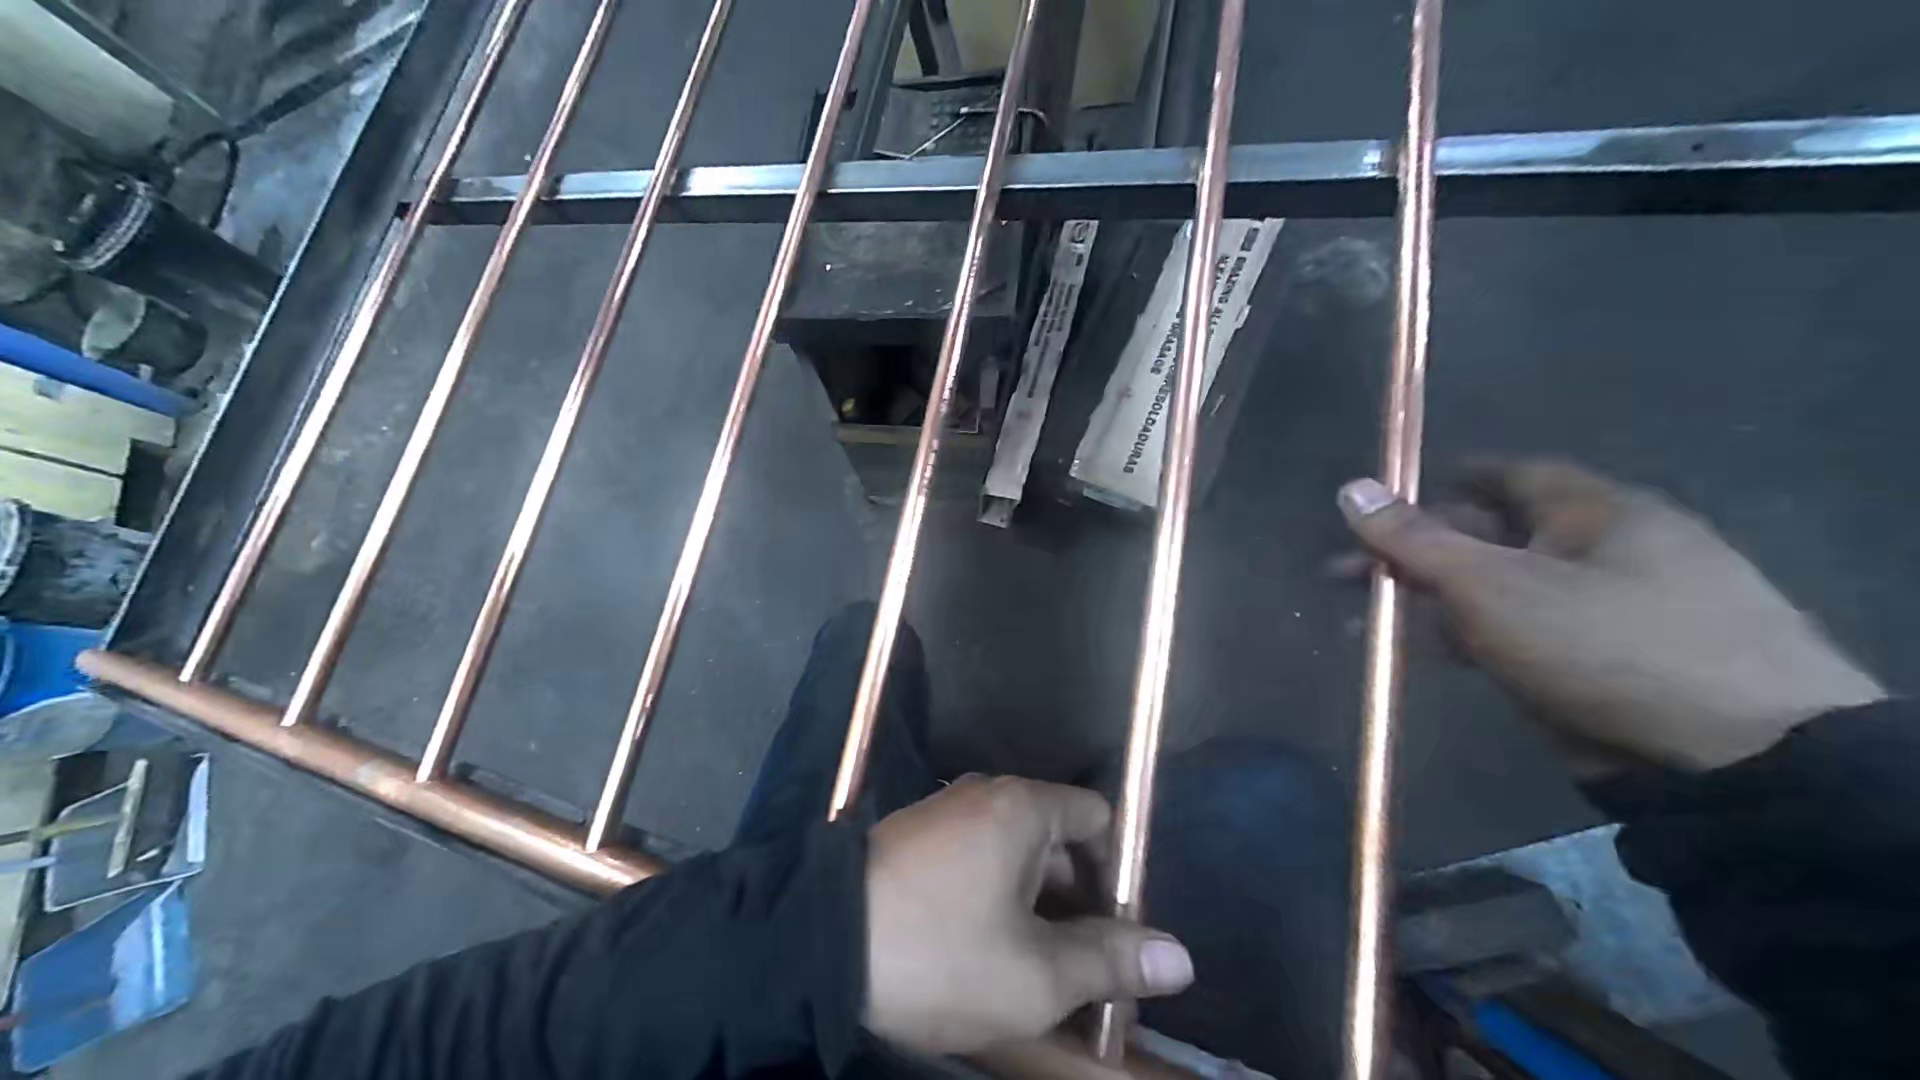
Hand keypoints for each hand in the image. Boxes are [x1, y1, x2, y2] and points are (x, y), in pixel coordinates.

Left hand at [864, 776, 1193, 1054]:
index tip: (1123, 935)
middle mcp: (986, 795)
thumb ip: (1111, 962)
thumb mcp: (1036, 975)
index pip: (1097, 818)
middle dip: (1082, 905)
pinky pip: (978, 863)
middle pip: (1058, 841)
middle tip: (1091, 975)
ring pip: (1016, 858)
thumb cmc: (941, 954)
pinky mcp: (917, 840)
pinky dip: (998, 902)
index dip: (1121, 873)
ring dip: (1039, 911)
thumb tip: (1182, 958)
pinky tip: (993, 956)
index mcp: (1022, 806)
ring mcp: (946, 814)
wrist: (818, 947)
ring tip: (1048, 978)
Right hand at [1338, 460, 1884, 771]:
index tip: (1387, 495)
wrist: (1724, 762)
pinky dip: (1457, 637)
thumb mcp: (1490, 584)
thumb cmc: (1601, 642)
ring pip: (1490, 592)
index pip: (1510, 475)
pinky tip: (1413, 650)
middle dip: (1411, 551)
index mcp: (1596, 513)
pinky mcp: (1586, 664)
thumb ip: (1413, 539)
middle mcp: (1598, 553)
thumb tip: (1350, 489)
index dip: (1444, 480)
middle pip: (1486, 537)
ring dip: (1425, 600)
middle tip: (1345, 570)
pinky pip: (1507, 635)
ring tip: (1360, 618)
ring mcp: (1594, 612)